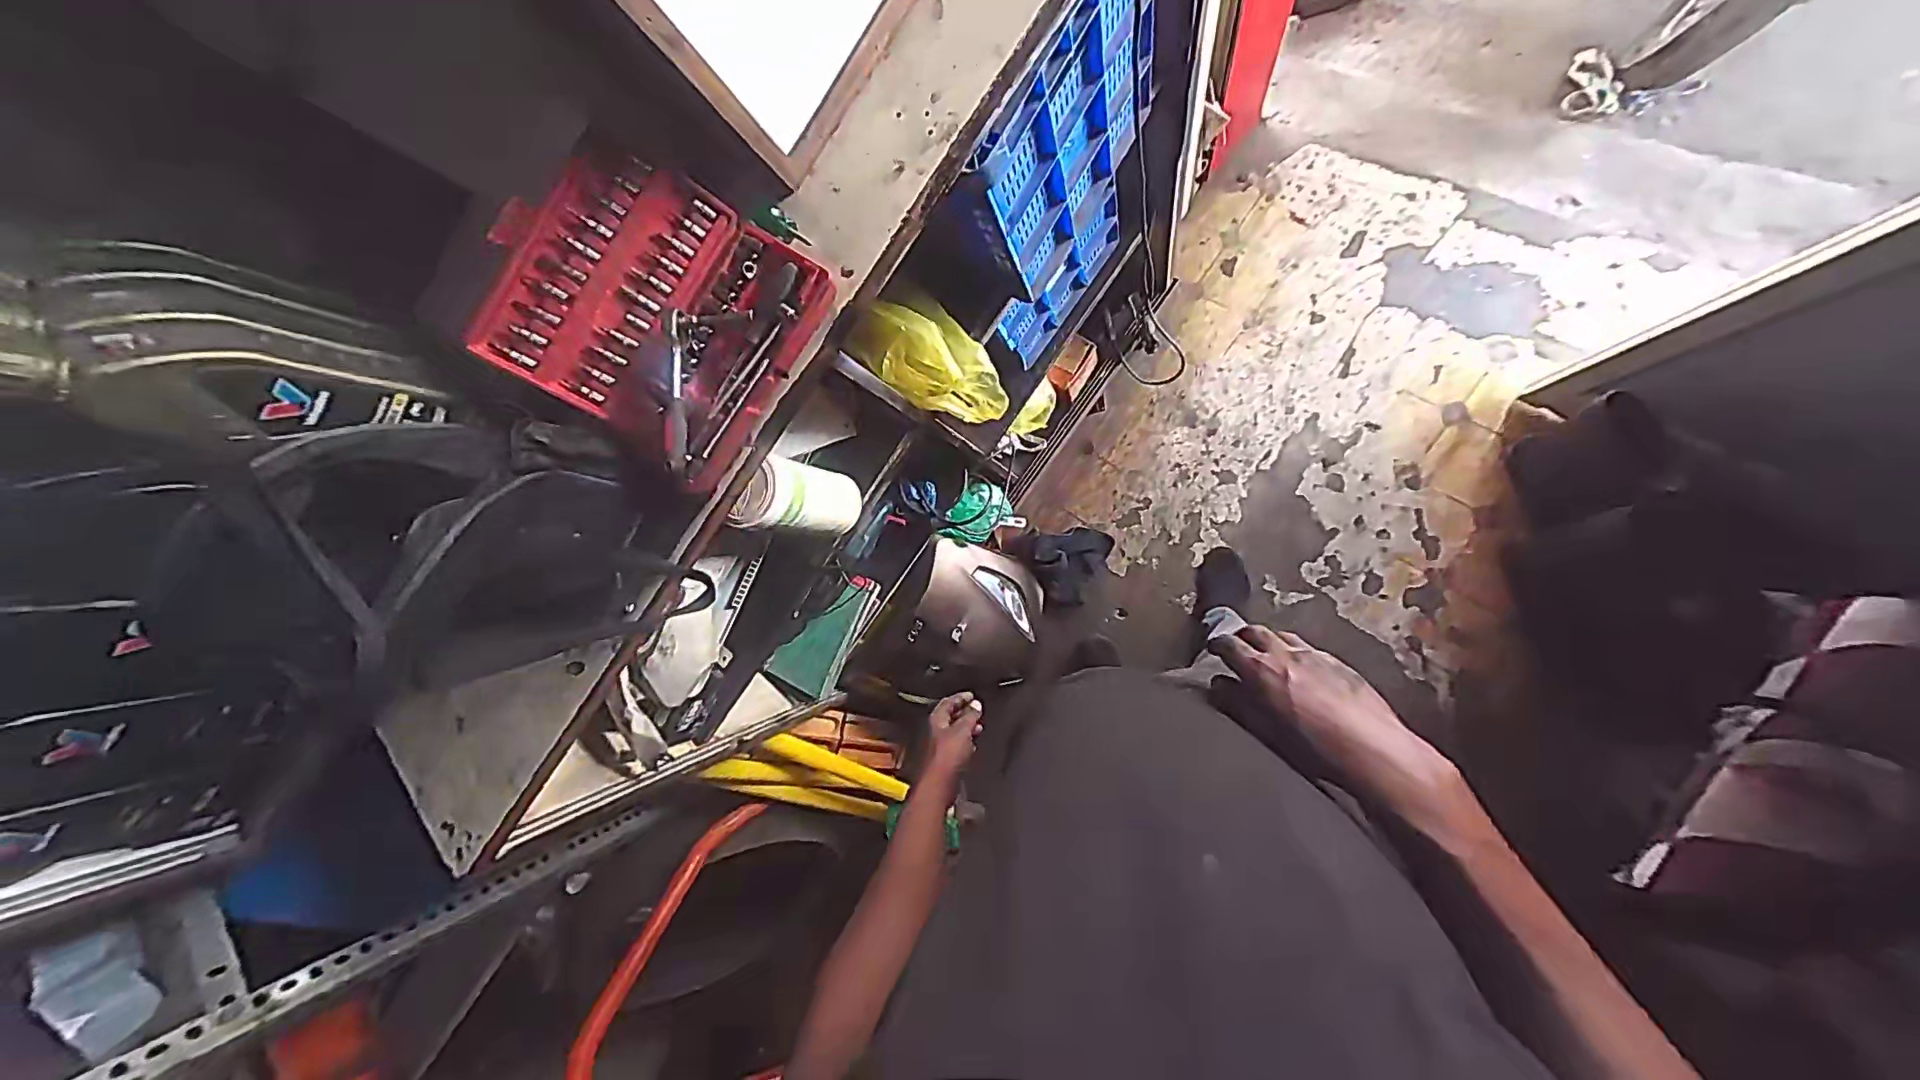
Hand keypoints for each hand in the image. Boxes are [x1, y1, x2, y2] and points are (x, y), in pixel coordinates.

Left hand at [924, 692, 982, 779]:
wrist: (939, 785)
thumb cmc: (947, 757)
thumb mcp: (963, 731)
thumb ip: (970, 716)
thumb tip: (976, 705)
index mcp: (936, 720)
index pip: (948, 702)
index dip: (961, 698)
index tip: (971, 696)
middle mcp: (934, 731)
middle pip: (950, 717)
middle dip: (964, 713)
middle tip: (976, 711)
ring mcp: (938, 746)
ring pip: (954, 731)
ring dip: (966, 728)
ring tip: (978, 727)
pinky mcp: (943, 760)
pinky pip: (955, 745)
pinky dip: (965, 742)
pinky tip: (972, 745)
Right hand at [1208, 625, 1483, 845]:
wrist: (1376, 752)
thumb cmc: (1317, 749)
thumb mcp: (1264, 730)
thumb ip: (1236, 703)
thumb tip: (1219, 685)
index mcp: (1261, 669)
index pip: (1228, 643)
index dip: (1217, 645)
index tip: (1213, 650)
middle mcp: (1286, 654)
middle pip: (1255, 631)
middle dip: (1242, 636)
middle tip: (1236, 647)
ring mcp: (1316, 655)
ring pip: (1283, 636)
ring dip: (1270, 641)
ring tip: (1267, 655)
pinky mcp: (1340, 664)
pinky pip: (1309, 648)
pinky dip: (1296, 652)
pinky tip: (1301, 670)